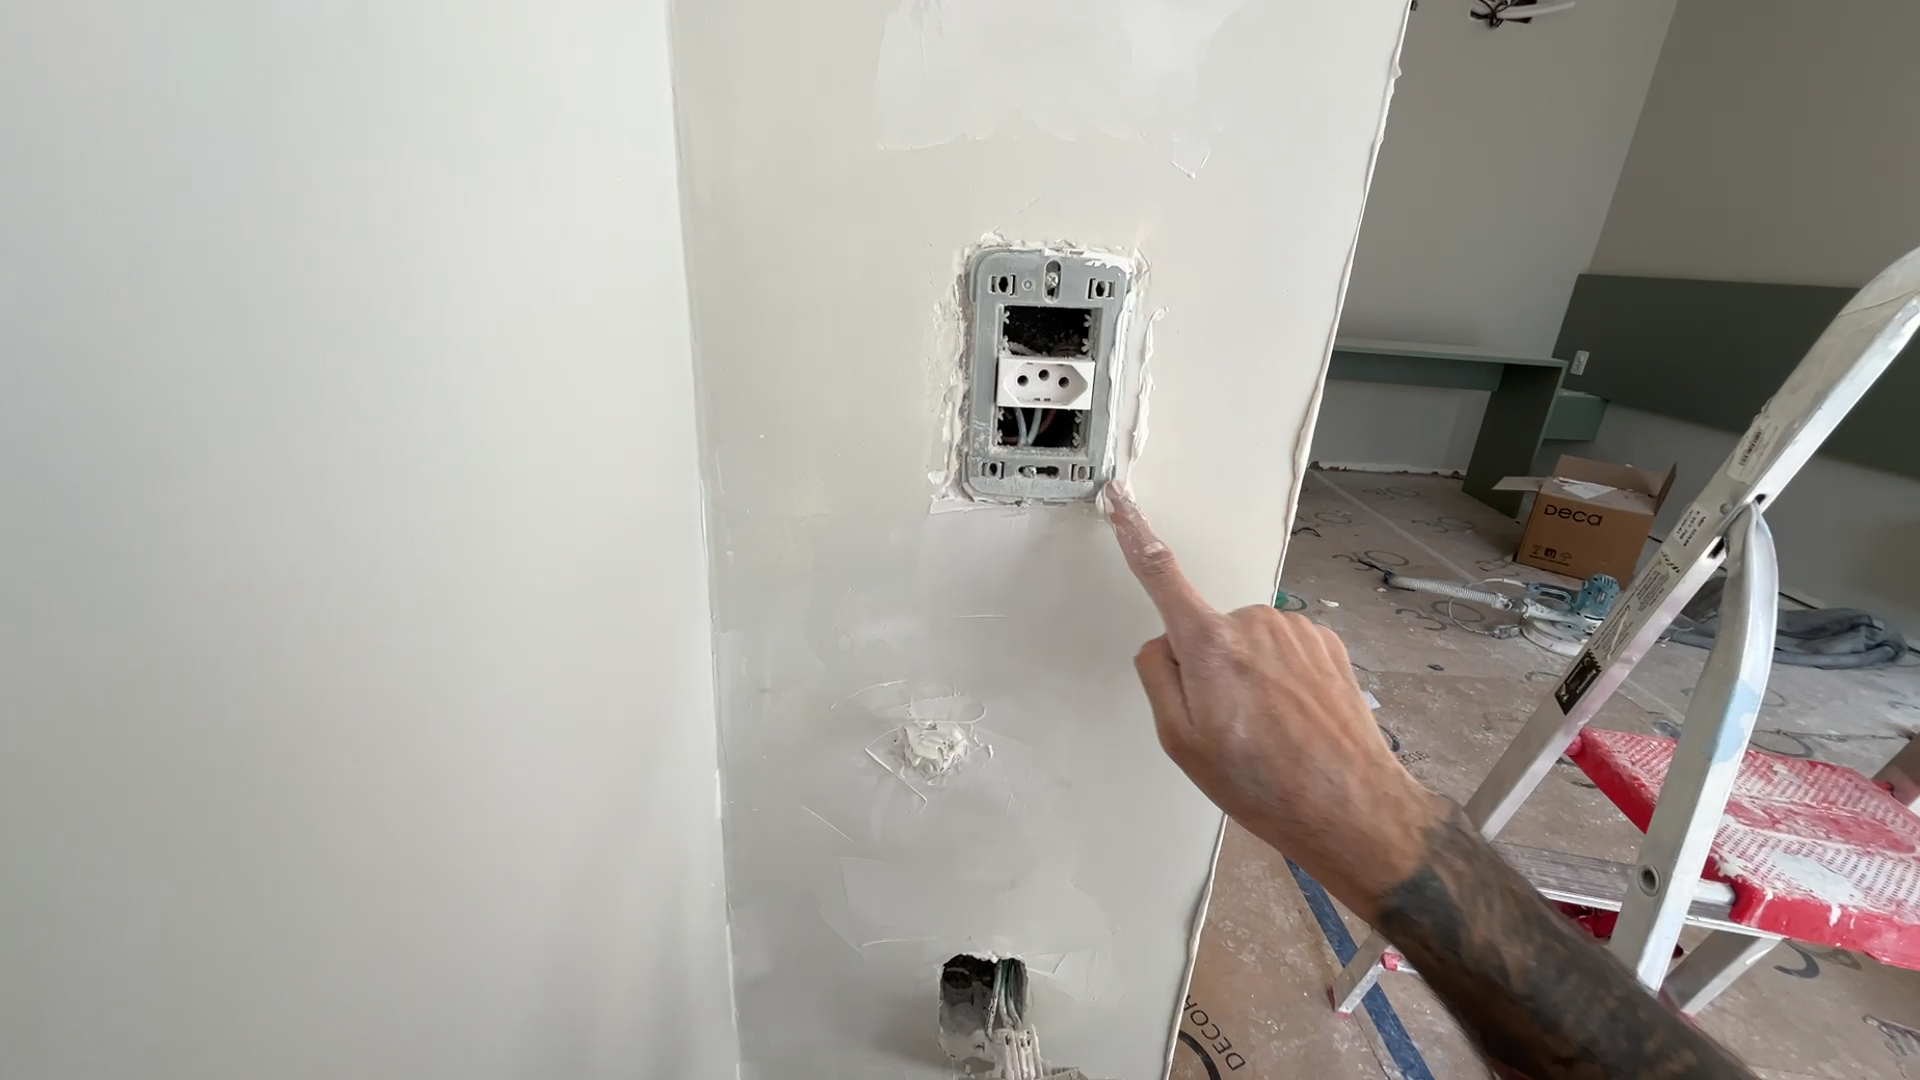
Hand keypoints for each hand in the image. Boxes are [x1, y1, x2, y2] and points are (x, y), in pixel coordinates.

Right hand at [1106, 482, 1444, 920]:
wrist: (1353, 808)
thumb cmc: (1262, 782)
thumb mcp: (1180, 740)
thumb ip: (1157, 676)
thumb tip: (1163, 642)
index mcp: (1210, 645)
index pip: (1160, 575)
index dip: (1134, 534)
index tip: (1121, 500)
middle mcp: (1254, 623)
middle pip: (1204, 629)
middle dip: (1207, 665)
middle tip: (1230, 722)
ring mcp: (1295, 629)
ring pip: (1244, 639)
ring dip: (1246, 671)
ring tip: (1267, 726)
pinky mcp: (1325, 640)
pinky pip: (1280, 645)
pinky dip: (1278, 673)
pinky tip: (1293, 715)